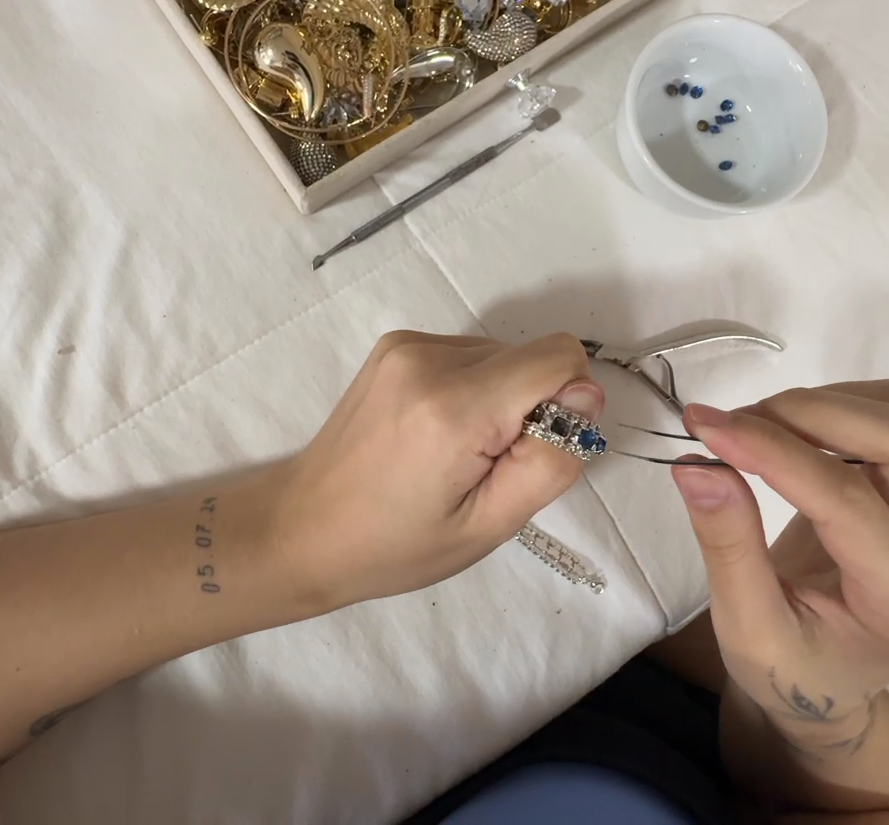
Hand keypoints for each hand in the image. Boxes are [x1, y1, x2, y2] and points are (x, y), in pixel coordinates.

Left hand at [269, 331, 601, 608]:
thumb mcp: (488, 526)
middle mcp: (429, 356)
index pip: (558, 357)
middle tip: (485, 464)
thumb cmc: (397, 545)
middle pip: (530, 357)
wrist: (303, 526)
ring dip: (499, 398)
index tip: (533, 449)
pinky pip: (468, 353)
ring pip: (501, 354)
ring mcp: (407, 344)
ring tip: (454, 451)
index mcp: (454, 407)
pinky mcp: (396, 343)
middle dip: (529, 407)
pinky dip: (472, 387)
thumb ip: (549, 459)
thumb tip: (585, 396)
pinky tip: (436, 430)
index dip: (568, 402)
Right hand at [672, 380, 888, 753]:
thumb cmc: (789, 668)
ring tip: (764, 427)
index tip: (703, 425)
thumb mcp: (745, 627)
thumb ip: (727, 544)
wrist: (827, 681)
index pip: (848, 500)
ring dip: (830, 403)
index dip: (772, 451)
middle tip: (731, 425)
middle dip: (806, 414)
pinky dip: (862, 401)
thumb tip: (696, 463)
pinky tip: (812, 427)